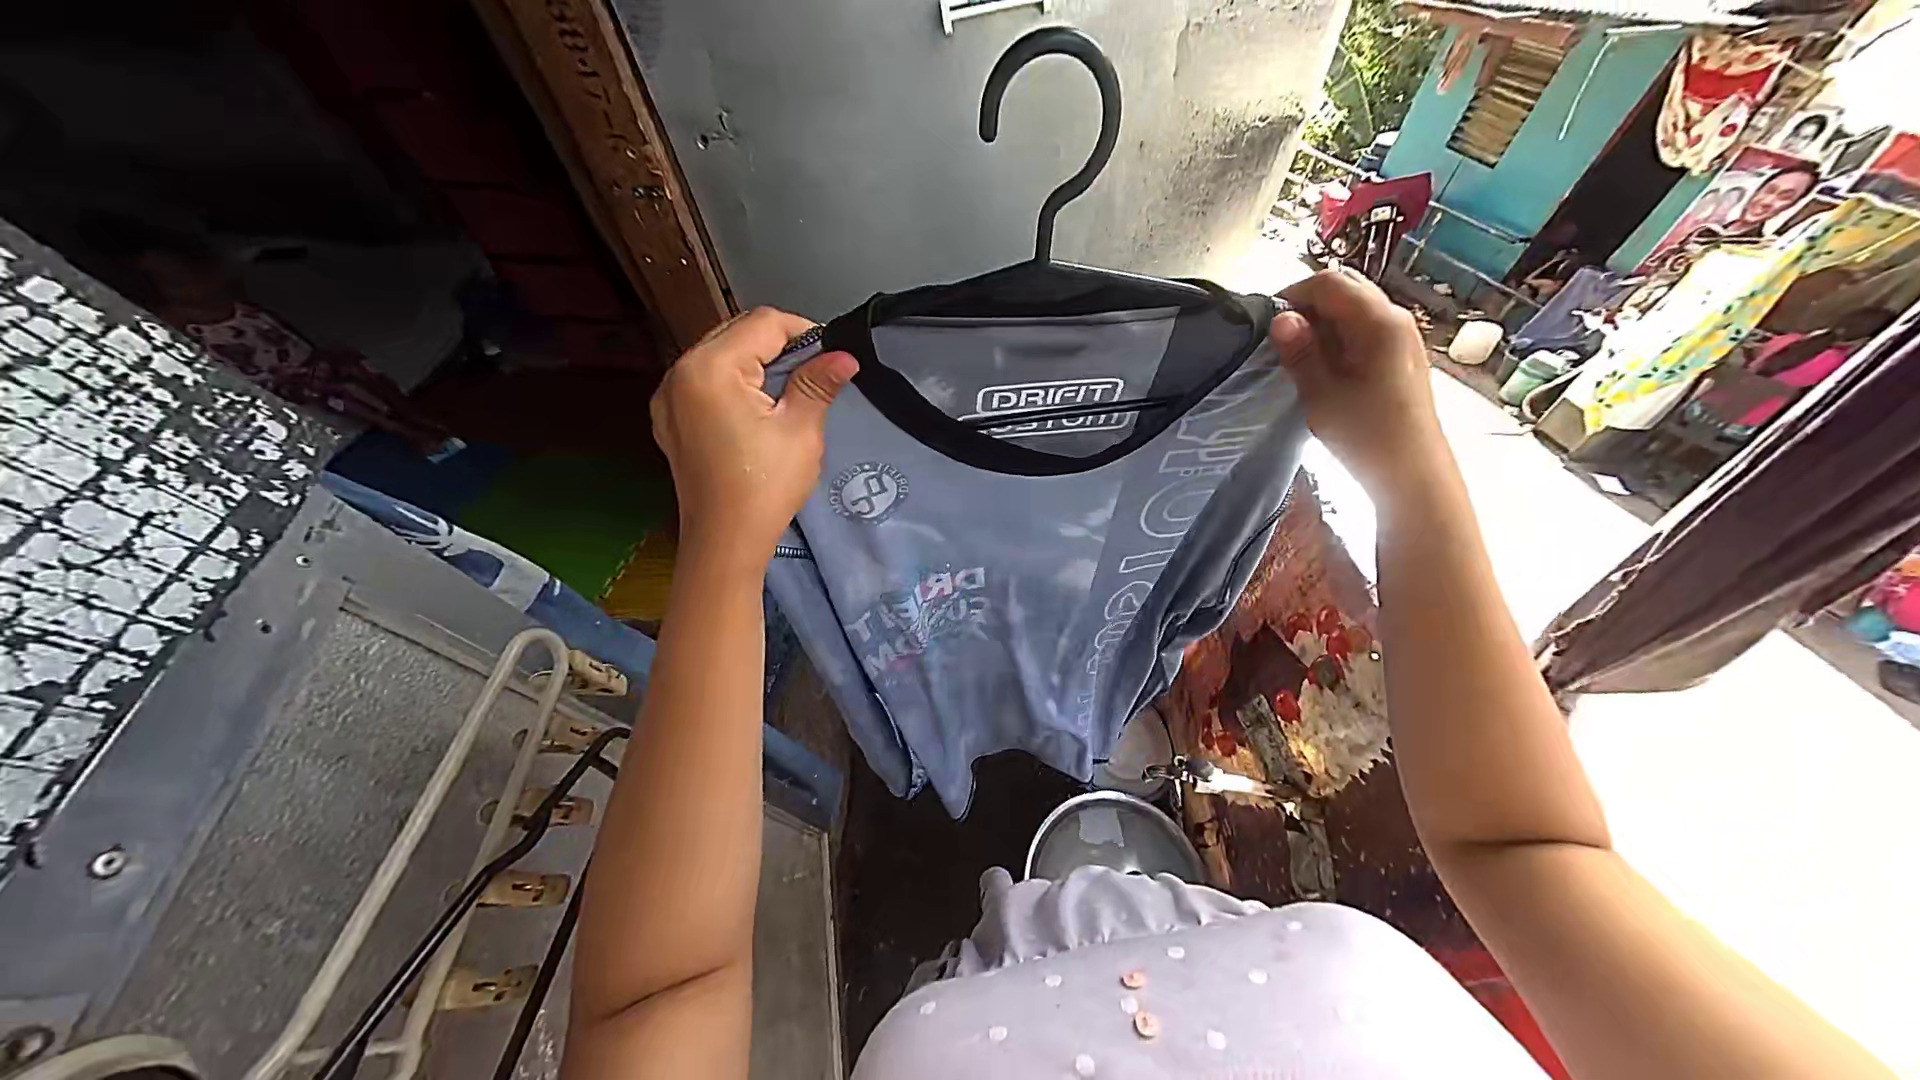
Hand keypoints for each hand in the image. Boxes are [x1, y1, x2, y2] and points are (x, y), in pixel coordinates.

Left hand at [651, 307, 857, 563]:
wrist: (725, 542)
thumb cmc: (765, 488)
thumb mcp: (800, 430)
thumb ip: (817, 383)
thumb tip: (844, 355)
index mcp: (710, 368)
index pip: (763, 323)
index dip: (804, 331)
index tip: (830, 355)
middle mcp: (679, 373)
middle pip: (736, 332)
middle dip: (778, 345)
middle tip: (813, 373)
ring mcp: (668, 396)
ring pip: (719, 355)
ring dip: (755, 362)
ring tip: (787, 392)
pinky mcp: (669, 419)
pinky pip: (704, 381)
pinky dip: (732, 382)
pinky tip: (755, 409)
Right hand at [1270, 270, 1445, 498]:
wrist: (1411, 471)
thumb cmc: (1366, 435)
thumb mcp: (1321, 394)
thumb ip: (1301, 352)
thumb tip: (1280, 318)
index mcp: (1378, 322)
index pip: (1329, 283)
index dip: (1292, 294)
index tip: (1265, 323)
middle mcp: (1396, 319)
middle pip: (1344, 290)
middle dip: (1306, 307)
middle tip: (1278, 340)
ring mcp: (1402, 337)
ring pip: (1353, 310)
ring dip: (1320, 324)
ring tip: (1296, 357)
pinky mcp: (1399, 356)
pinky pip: (1362, 330)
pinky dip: (1336, 338)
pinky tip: (1322, 368)